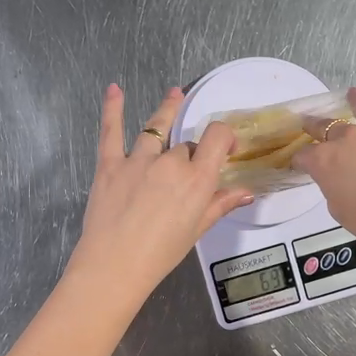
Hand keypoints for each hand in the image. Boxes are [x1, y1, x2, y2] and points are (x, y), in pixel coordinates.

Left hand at [71, 84, 253, 292]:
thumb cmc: (161, 254)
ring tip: (174, 94)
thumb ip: (220, 204)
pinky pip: (111, 132)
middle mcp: (170, 163)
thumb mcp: (196, 230)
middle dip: (189, 152)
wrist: (115, 265)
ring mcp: (138, 161)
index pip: (216, 138)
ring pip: (155, 128)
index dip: (224, 136)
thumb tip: (246, 192)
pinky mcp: (110, 165)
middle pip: (185, 144)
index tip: (226, 144)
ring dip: (167, 111)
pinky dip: (112, 109)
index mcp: (196, 180)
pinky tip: (115, 90)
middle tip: (187, 168)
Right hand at [292, 84, 355, 261]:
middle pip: (329, 128)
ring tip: (353, 92)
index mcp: (325, 160)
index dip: (299, 160)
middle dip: (316, 126)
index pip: (304, 156)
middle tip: (308, 123)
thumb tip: (340, 178)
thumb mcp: (339, 210)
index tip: (297, 163)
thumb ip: (334, 188)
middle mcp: (349, 140)